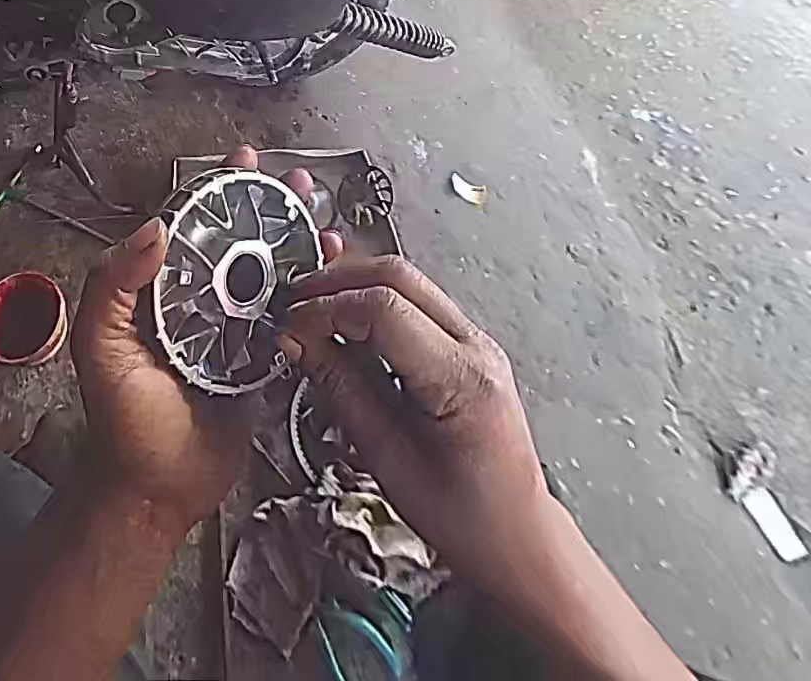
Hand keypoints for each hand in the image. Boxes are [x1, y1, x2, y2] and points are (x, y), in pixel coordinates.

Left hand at [71, 146, 341, 529]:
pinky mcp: (265, 356)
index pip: (193, 225)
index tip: (244, 162)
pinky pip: (291, 314)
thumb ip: (112, 286)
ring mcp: (237, 326)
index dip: (218, 189)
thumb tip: (154, 227)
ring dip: (298, 240)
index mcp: (163, 288)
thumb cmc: (124, 419)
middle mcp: (203, 298)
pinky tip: (332, 271)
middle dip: (270, 206)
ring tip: (322, 216)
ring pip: (271, 271)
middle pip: (241, 240)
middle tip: (299, 183)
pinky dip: (313, 290)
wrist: (158, 487)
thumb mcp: (101, 347)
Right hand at [280, 257, 553, 596]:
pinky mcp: (465, 343)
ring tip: (311, 306)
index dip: (327, 308)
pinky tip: (345, 308)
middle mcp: (475, 347)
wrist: (517, 534)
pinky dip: (373, 296)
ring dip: (353, 283)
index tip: (293, 323)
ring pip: (406, 279)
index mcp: (461, 380)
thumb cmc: (465, 516)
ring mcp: (475, 340)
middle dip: (336, 280)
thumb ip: (342, 390)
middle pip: (397, 276)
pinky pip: (414, 299)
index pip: (385, 310)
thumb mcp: (388, 459)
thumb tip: (300, 342)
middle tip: (294, 302)